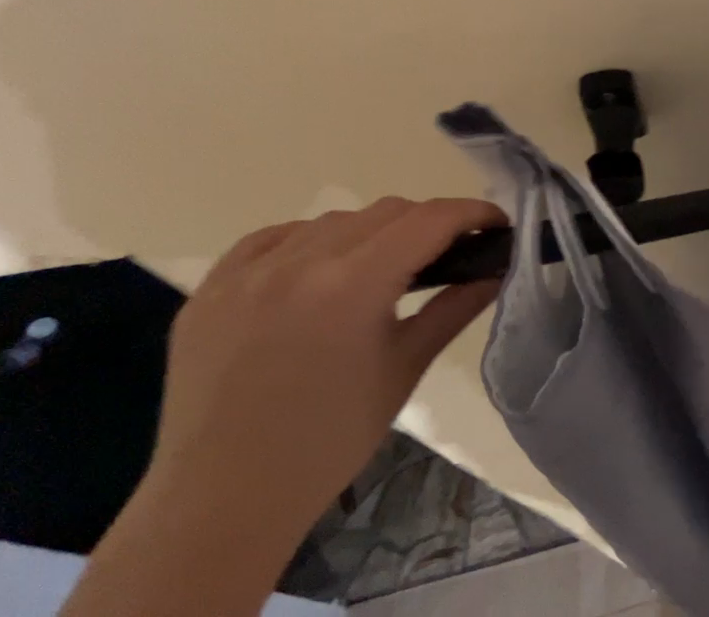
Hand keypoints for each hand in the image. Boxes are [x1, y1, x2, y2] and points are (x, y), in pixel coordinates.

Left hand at [148, 197, 504, 532]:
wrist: (226, 496)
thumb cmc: (333, 437)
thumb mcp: (407, 367)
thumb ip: (454, 307)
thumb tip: (496, 271)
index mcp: (353, 284)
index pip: (429, 220)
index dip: (473, 213)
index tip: (497, 226)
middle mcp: (298, 262)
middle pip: (386, 211)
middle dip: (429, 223)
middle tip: (450, 254)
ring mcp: (246, 273)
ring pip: (333, 220)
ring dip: (372, 232)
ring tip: (384, 269)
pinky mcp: (211, 290)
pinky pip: (273, 239)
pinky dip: (311, 242)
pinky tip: (322, 272)